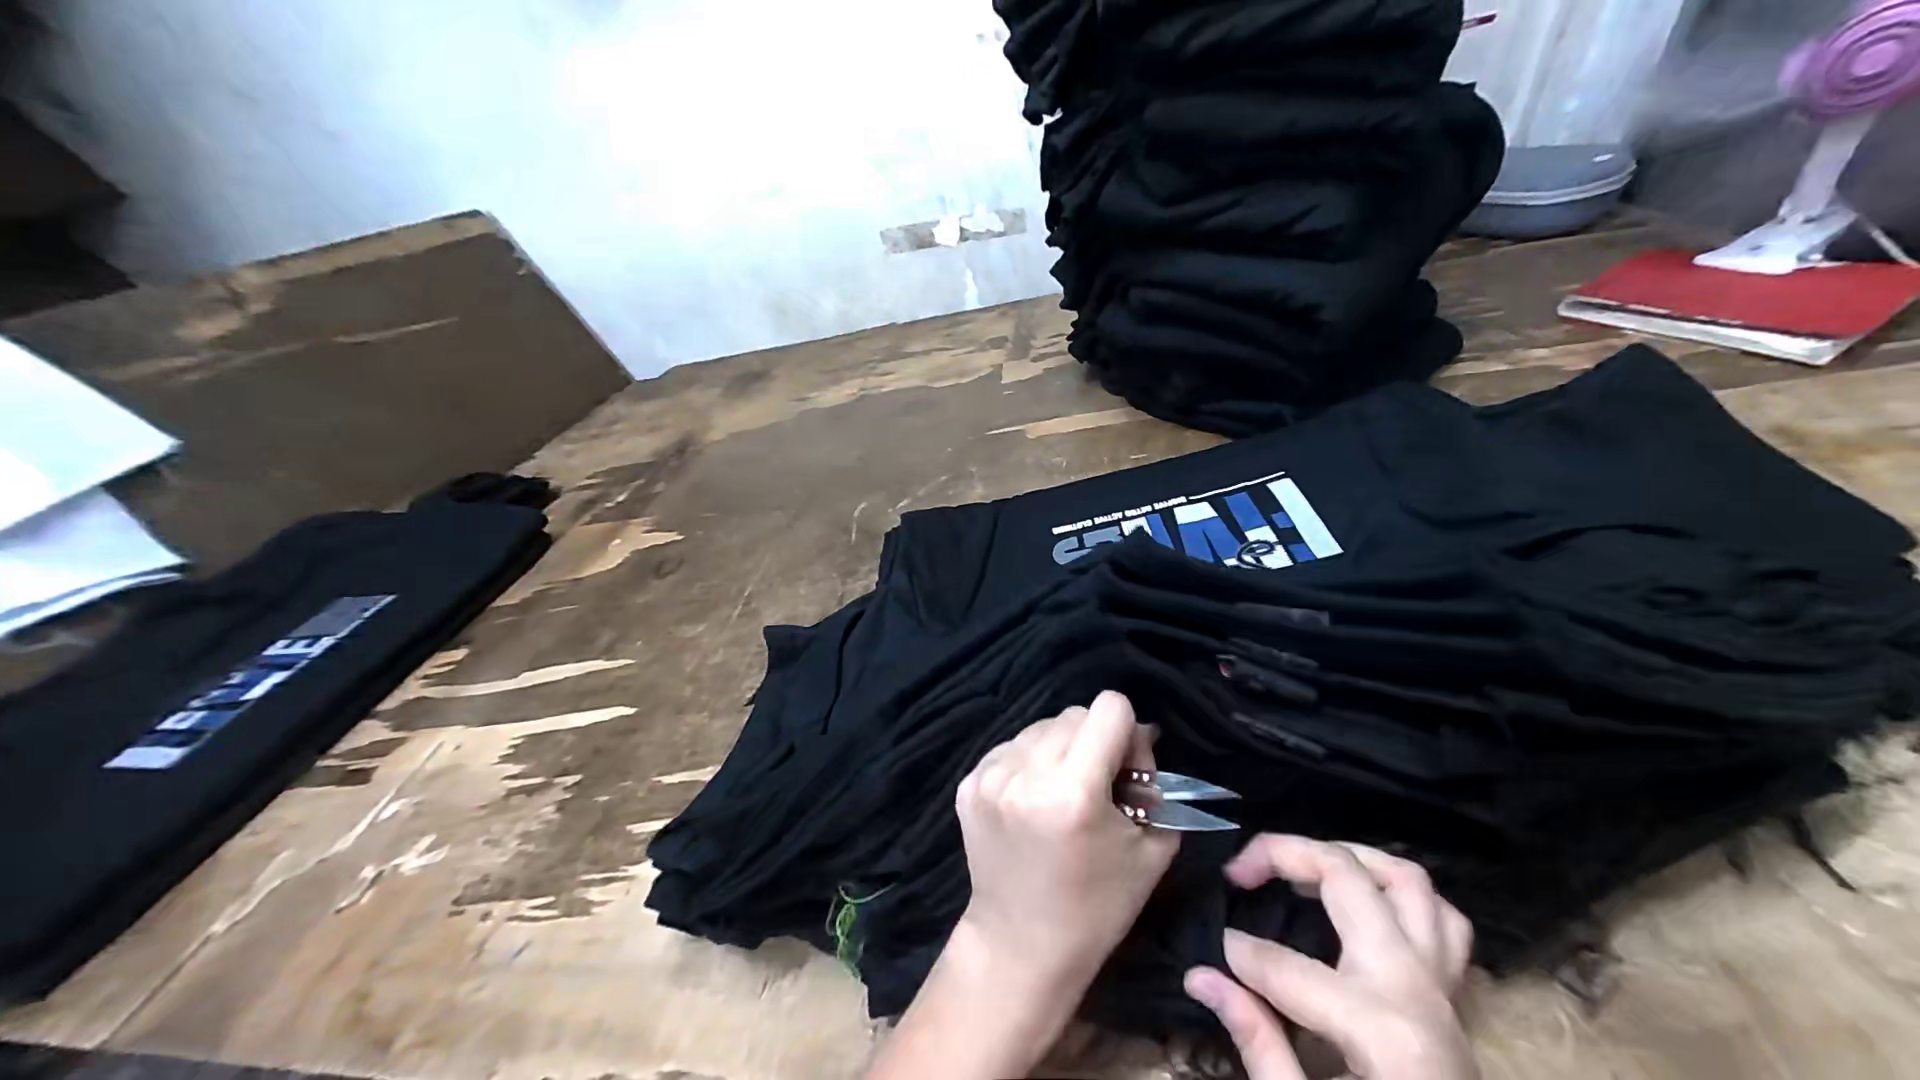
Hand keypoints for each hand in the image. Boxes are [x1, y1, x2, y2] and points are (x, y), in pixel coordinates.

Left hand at [954, 689, 1180, 995]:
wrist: (1021, 943)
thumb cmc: (1097, 906)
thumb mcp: (1153, 849)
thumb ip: (1154, 784)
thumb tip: (1139, 734)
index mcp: (1074, 791)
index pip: (1110, 707)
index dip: (1127, 735)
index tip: (1125, 773)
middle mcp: (1025, 774)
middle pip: (1074, 714)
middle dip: (1095, 741)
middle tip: (1098, 786)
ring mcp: (990, 776)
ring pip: (1041, 727)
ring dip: (1060, 749)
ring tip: (1062, 795)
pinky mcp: (968, 783)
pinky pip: (1012, 746)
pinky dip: (1030, 762)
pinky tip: (1034, 801)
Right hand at [1184, 835, 1476, 1079]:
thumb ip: (1256, 1041)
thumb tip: (1200, 976)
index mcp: (1383, 1030)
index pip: (1286, 965)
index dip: (1238, 955)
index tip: (1209, 956)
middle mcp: (1417, 990)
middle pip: (1349, 880)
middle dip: (1284, 855)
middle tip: (1240, 869)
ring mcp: (1444, 988)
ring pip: (1407, 882)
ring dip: (1350, 858)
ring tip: (1302, 864)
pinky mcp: (1454, 996)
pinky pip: (1439, 920)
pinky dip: (1397, 895)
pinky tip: (1358, 902)